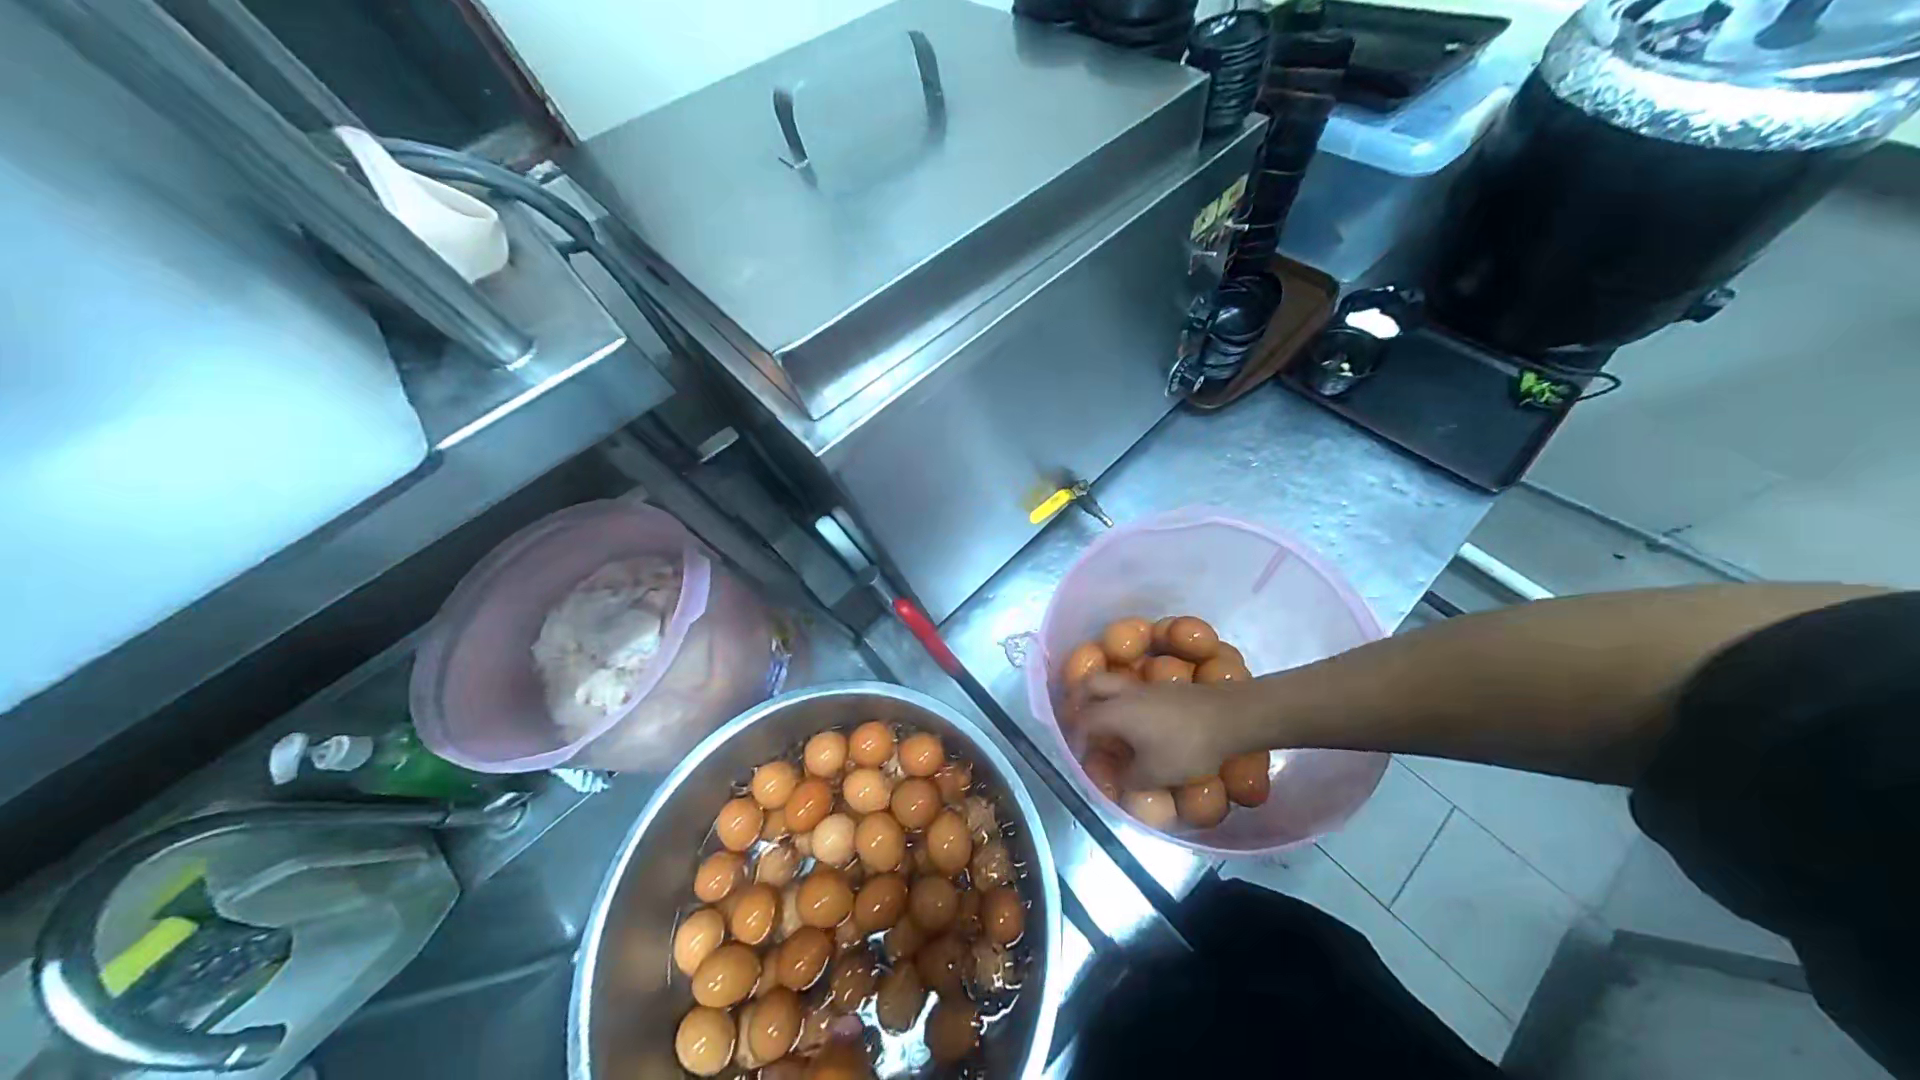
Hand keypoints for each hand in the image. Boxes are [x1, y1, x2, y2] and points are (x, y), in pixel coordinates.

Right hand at [1071, 673, 1266, 788]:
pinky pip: (1133, 691)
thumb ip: (1129, 778)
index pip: (1082, 719)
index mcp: (1114, 711)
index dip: (1073, 735)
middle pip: (1090, 685)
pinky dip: (1125, 703)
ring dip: (1104, 700)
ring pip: (1113, 685)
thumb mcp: (1154, 774)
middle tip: (1079, 721)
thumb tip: (1119, 777)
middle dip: (1079, 701)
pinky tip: (1138, 724)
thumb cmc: (1186, 745)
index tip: (1076, 751)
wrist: (1229, 716)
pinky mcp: (1165, 689)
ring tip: (1108, 723)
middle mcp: (1125, 693)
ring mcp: (1146, 687)